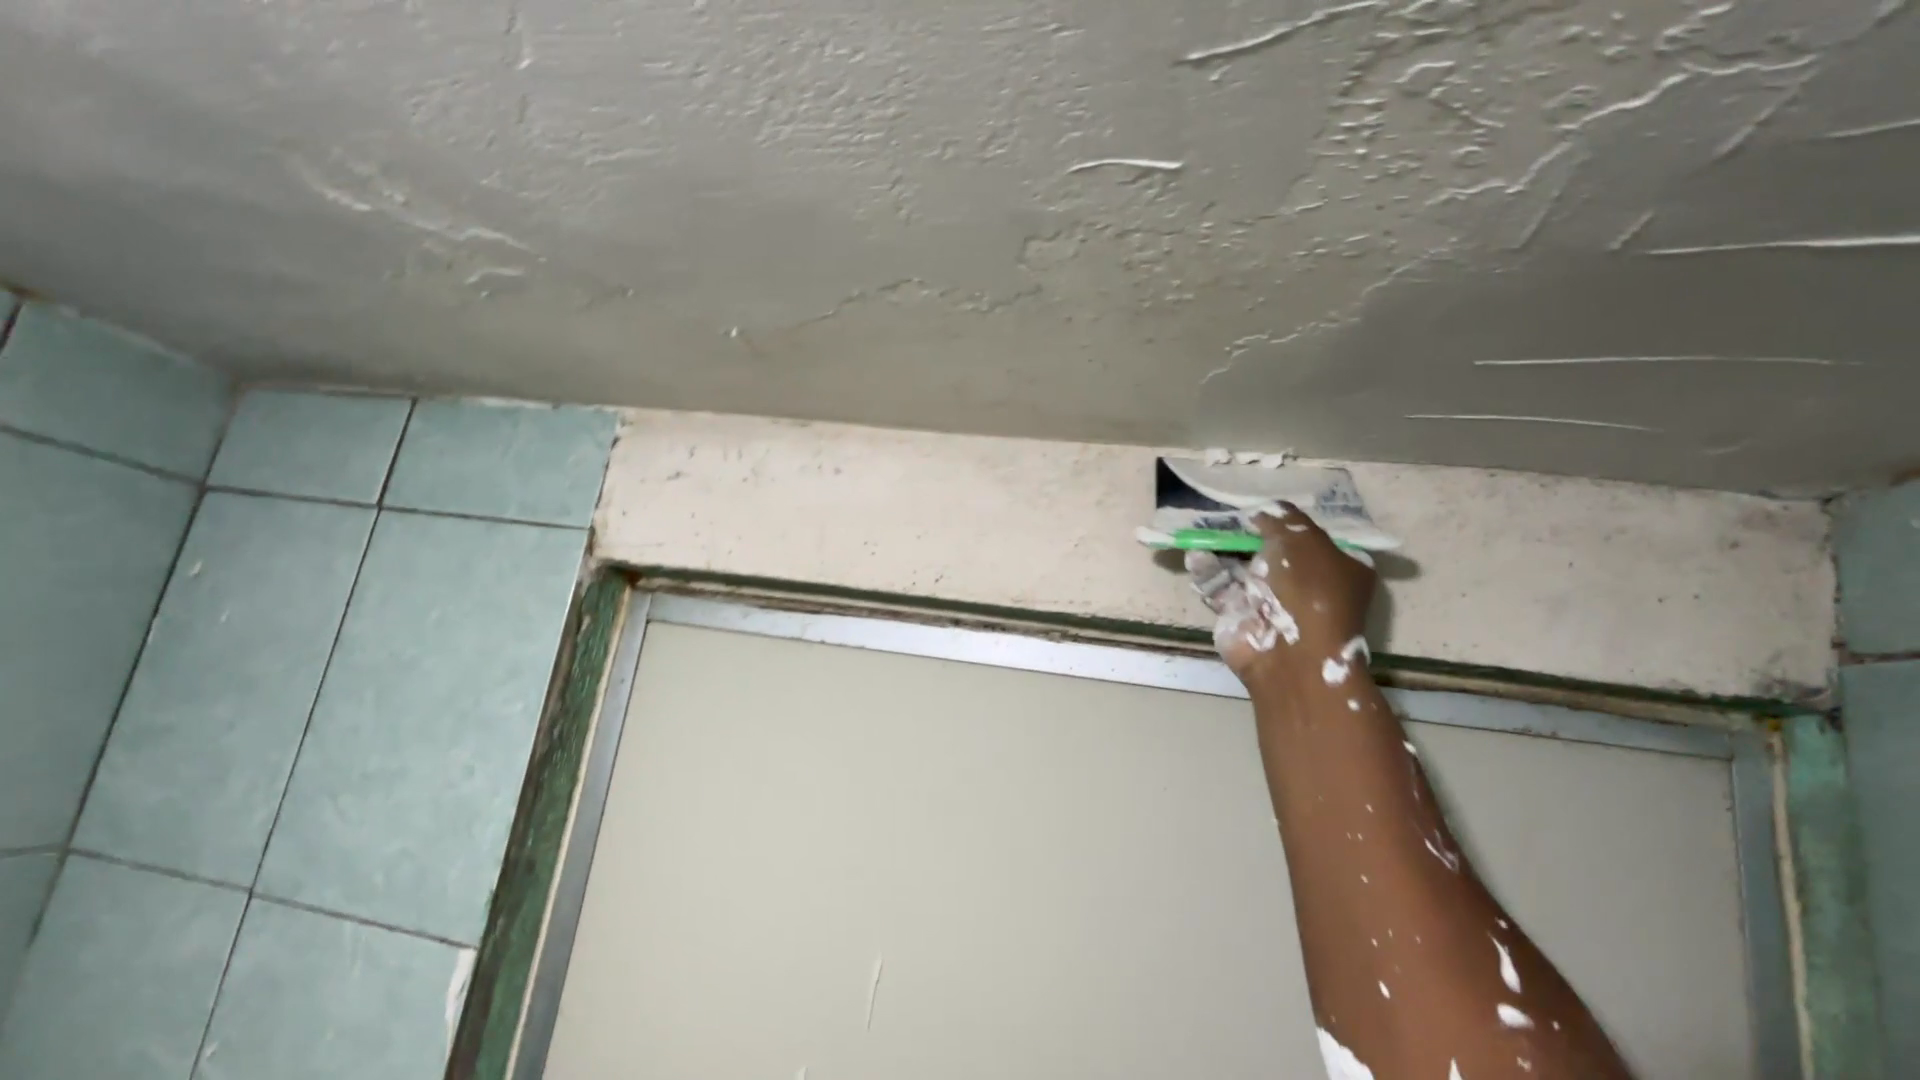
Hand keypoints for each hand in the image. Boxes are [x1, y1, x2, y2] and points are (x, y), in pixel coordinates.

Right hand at [1186, 502, 1376, 680]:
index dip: (1285, 522)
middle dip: (1246, 535)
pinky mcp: (1242, 617)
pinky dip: (1208, 573)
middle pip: (1270, 551)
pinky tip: (1195, 558)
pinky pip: (1221, 588)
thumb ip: (1280, 518)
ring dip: (1221, 551)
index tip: (1259, 510)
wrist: (1289, 654)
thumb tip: (1259, 512)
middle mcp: (1306, 585)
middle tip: (1223, 518)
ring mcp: (1272, 604)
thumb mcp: (1302, 539)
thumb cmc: (1308, 589)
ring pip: (1241, 568)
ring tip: (1201, 533)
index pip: (1310, 537)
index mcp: (1337, 566)